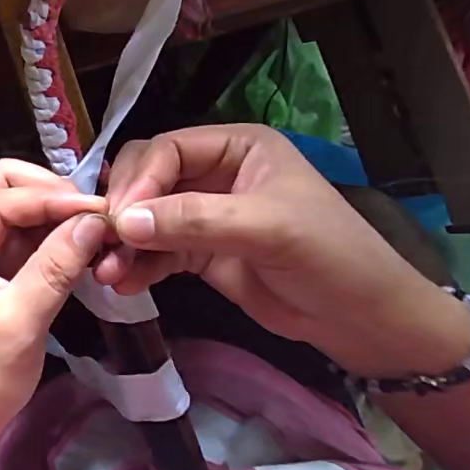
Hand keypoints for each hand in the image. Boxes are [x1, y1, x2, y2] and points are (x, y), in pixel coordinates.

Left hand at [0, 160, 108, 444]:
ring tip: (99, 228)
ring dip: (60, 212)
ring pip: (22, 205)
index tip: (99, 210)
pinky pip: (33, 232)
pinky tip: (87, 243)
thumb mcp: (18, 324)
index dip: (50, 199)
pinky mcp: (2, 263)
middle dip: (51, 193)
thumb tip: (94, 223)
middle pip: (5, 187)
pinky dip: (61, 232)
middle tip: (94, 215)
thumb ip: (54, 269)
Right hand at [93, 125, 469, 377]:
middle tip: (104, 243)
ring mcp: (205, 215)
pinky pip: (156, 252)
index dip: (140, 180)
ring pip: (146, 218)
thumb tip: (124, 222)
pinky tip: (123, 284)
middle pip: (148, 179)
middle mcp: (215, 173)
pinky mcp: (200, 253)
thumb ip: (195, 221)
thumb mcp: (267, 229)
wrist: (365, 322)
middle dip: (124, 210)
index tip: (120, 220)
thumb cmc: (330, 257)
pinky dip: (137, 266)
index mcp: (237, 146)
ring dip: (123, 244)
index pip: (168, 149)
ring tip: (106, 274)